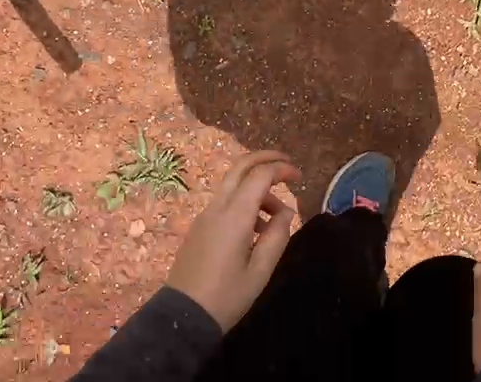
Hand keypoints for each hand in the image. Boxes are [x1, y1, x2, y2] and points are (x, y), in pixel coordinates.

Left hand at [164, 150, 299, 330]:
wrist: (180, 320)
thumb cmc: (226, 297)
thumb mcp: (260, 271)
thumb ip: (278, 236)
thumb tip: (286, 212)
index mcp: (235, 215)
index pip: (261, 175)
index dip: (282, 169)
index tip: (299, 178)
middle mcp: (218, 208)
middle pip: (241, 166)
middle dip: (265, 159)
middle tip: (287, 166)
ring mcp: (205, 216)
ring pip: (233, 185)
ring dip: (257, 188)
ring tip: (275, 218)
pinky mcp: (198, 228)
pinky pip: (225, 202)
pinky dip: (244, 202)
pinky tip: (255, 231)